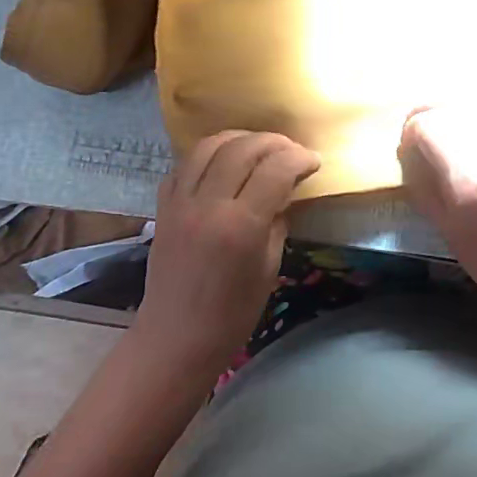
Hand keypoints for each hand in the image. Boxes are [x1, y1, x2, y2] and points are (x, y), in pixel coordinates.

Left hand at [137, 131, 321, 361]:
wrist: (176, 336)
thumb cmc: (231, 315)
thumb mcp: (268, 270)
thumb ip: (277, 224)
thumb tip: (284, 192)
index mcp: (240, 225)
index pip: (275, 170)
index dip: (300, 159)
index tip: (314, 163)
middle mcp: (207, 204)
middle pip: (242, 149)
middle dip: (273, 142)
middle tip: (291, 151)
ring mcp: (180, 202)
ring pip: (208, 146)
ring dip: (238, 139)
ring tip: (258, 147)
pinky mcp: (162, 207)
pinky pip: (183, 165)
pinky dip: (206, 156)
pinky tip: (221, 164)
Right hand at [398, 107, 476, 316]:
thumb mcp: (443, 226)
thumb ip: (421, 181)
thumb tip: (408, 148)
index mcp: (473, 183)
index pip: (431, 125)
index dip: (412, 129)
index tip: (408, 141)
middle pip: (454, 108)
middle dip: (432, 114)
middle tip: (423, 129)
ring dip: (459, 112)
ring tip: (450, 128)